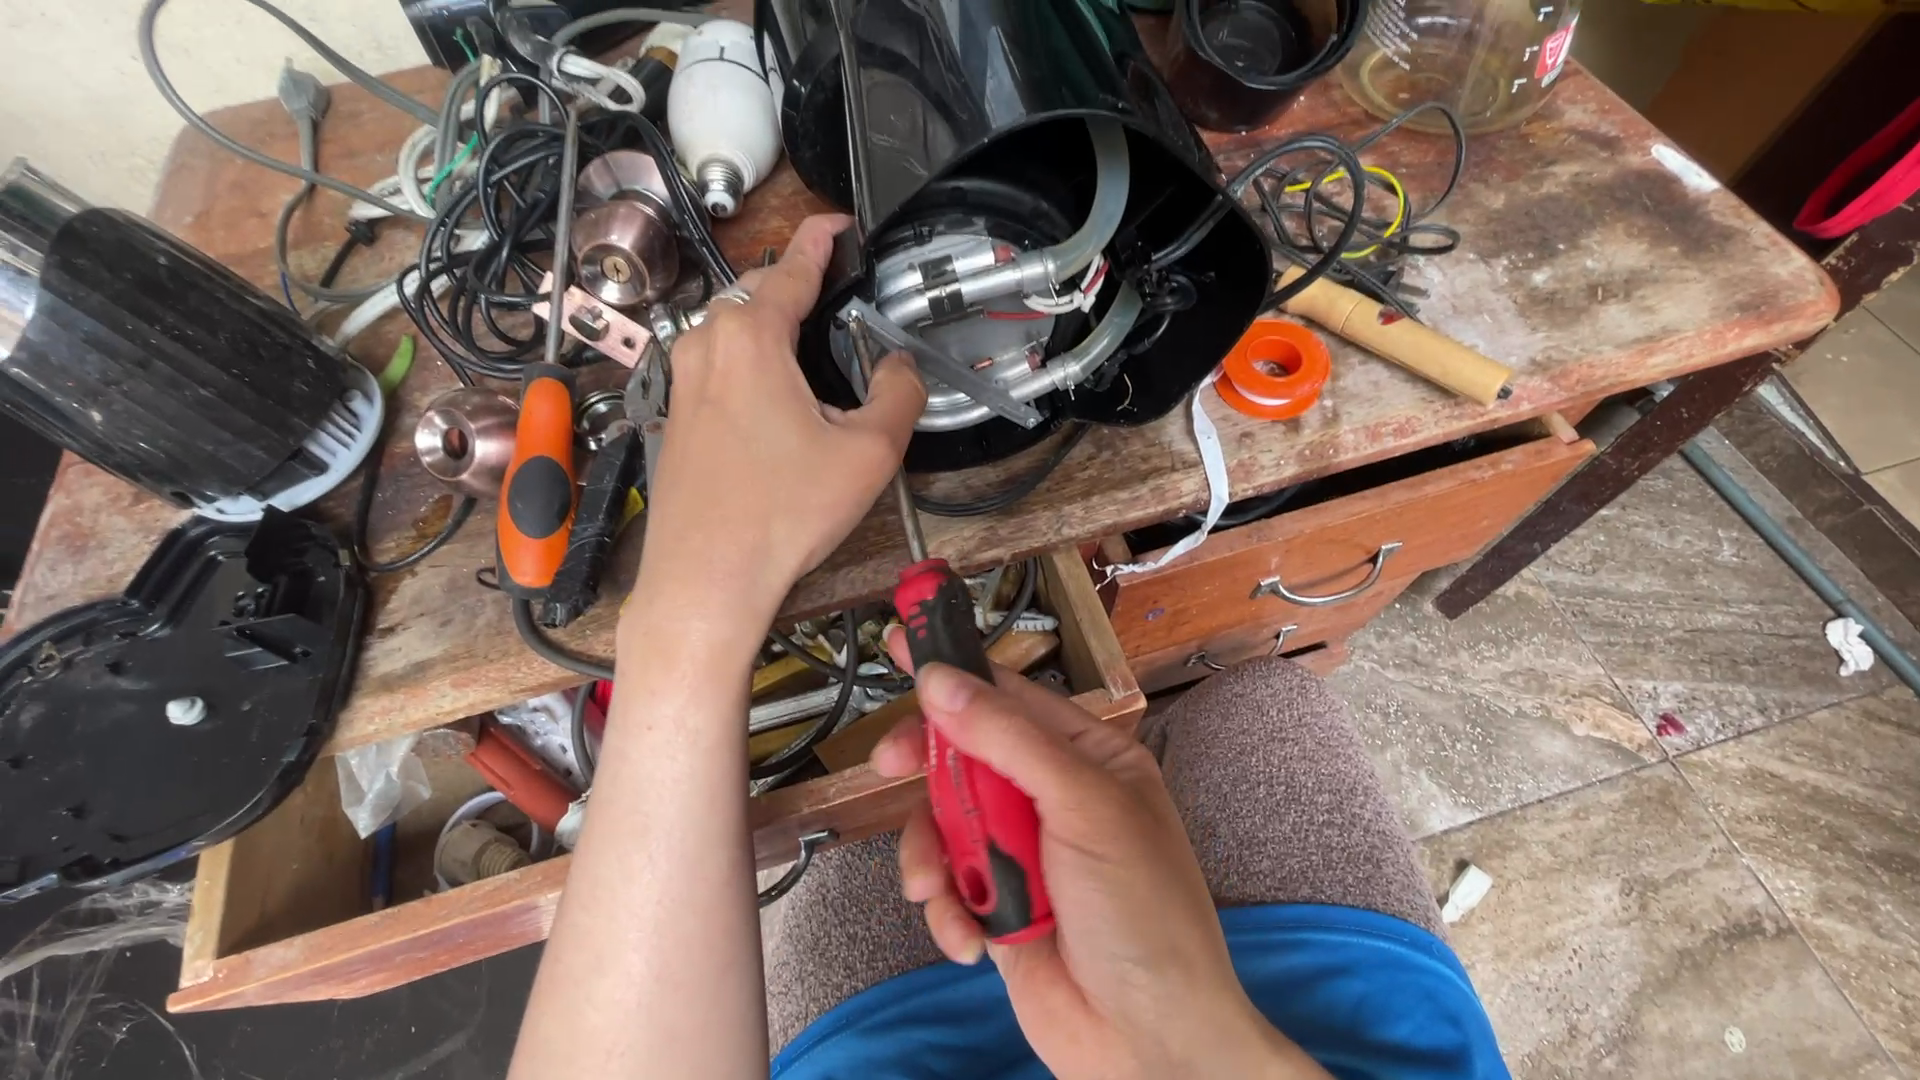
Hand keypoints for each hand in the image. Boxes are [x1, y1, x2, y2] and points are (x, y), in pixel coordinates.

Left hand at [629, 214, 924, 629]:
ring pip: (734, 330)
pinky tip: (778, 406)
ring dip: (774, 330)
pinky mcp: (675, 415)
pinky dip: (751, 366)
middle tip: (841, 307)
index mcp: (750, 337)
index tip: (837, 224)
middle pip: (759, 294)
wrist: (707, 577)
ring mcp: (682, 381)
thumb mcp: (868, 452)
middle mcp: (705, 346)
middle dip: (799, 290)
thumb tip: (900, 368)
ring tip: (815, 361)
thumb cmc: (780, 514)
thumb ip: (898, 394)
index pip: (793, 265)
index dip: (822, 239)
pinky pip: (718, 367)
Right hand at [870, 634, 1326, 1078]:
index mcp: (1086, 756)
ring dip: (933, 856)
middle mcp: (1050, 796)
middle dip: (927, 764)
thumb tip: (941, 680)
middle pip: (964, 754)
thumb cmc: (1141, 910)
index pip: (1009, 697)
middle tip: (889, 764)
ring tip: (942, 892)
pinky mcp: (995, 904)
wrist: (1149, 1046)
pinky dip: (946, 910)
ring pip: (943, 819)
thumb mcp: (1082, 807)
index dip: (955, 672)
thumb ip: (1007, 739)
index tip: (901, 643)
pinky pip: (946, 882)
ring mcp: (1020, 851)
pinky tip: (970, 941)